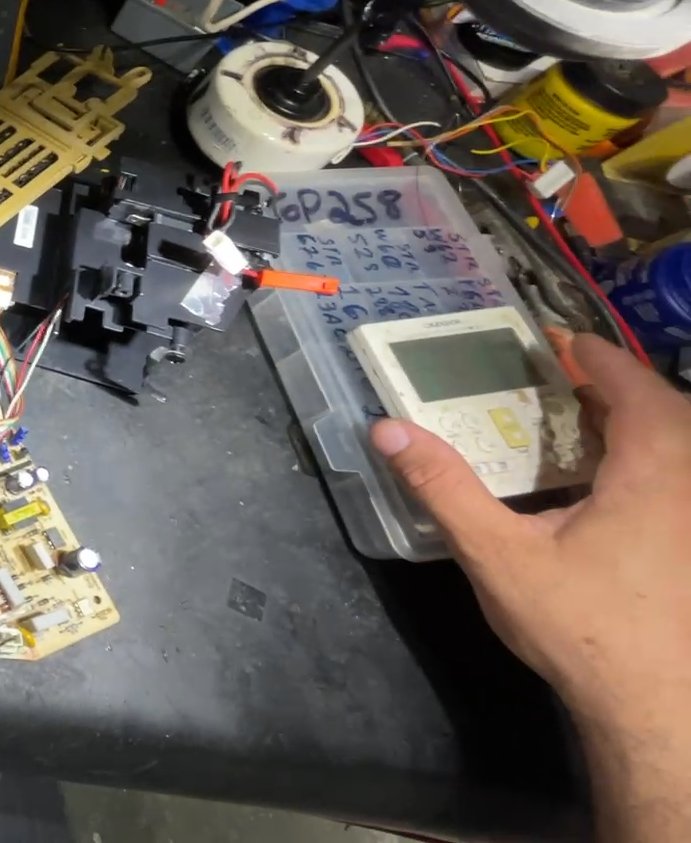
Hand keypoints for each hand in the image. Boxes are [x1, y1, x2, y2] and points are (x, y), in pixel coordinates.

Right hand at [370, 334, 690, 733]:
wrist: (657, 709)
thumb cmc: (581, 624)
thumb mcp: (494, 552)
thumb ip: (443, 487)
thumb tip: (387, 429)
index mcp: (655, 487)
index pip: (644, 402)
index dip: (606, 363)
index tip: (562, 339)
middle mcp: (689, 500)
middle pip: (673, 422)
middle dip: (621, 386)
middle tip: (559, 371)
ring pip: (680, 457)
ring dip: (635, 423)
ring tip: (573, 412)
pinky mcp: (687, 555)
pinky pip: (674, 485)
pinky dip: (642, 460)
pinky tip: (596, 478)